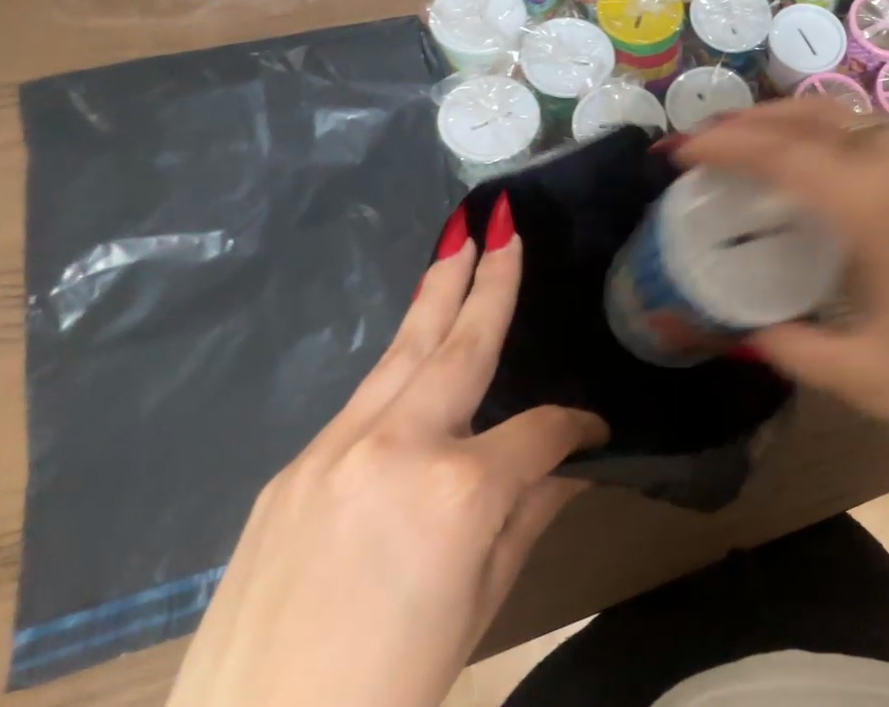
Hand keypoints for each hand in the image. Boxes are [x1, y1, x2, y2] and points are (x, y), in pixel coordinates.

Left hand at [166, 197, 606, 706]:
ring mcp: (333, 452)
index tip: (596, 434)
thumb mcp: (482, 597)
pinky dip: (399, 368)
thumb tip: (567, 467)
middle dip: (483, 284)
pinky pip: (363, 403)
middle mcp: (396, 447)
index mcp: (460, 489)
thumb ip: (529, 514)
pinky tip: (415, 358)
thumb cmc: (394, 681)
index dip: (578, 428)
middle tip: (499, 227)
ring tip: (455, 249)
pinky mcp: (292, 470)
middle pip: (456, 349)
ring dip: (433, 302)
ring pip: (399, 360)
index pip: (542, 430)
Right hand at [678, 100, 888, 484]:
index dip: (720, 145)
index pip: (779, 153)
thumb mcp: (871, 377)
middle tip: (710, 142)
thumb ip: (790, 346)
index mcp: (876, 204)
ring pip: (861, 119)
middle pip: (817, 118)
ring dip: (805, 123)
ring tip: (765, 148)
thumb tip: (730, 330)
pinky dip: (850, 137)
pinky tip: (843, 171)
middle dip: (755, 121)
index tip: (677, 152)